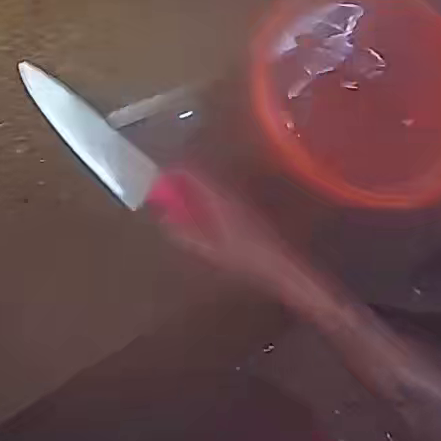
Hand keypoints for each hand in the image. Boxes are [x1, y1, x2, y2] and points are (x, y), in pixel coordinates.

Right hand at [148, 168, 329, 310]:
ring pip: (210, 187)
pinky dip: (204, 200)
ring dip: (193, 191)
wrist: (282, 267)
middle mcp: (229, 194)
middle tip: (164, 193)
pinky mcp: (245, 210)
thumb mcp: (210, 250)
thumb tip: (165, 222)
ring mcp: (239, 201)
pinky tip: (200, 217)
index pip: (193, 174)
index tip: (158, 178)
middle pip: (200, 178)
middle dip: (180, 183)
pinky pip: (218, 197)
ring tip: (178, 204)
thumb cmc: (246, 259)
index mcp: (219, 200)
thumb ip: (186, 235)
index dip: (174, 173)